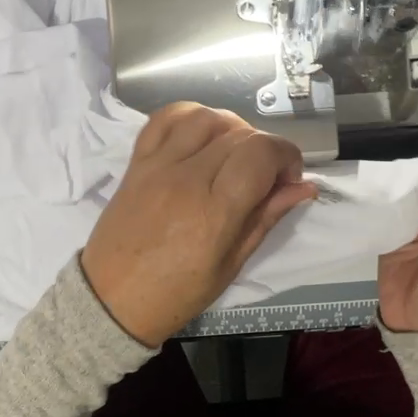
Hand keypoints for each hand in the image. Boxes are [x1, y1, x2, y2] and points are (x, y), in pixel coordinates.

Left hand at [82, 103, 319, 345]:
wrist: (112, 300)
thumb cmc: (176, 293)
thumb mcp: (231, 264)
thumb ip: (266, 218)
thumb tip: (304, 187)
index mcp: (214, 212)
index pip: (262, 153)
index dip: (287, 156)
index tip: (288, 178)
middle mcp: (186, 179)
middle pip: (239, 134)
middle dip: (265, 148)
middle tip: (265, 177)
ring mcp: (157, 166)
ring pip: (205, 118)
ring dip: (231, 128)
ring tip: (234, 154)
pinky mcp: (136, 163)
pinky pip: (164, 119)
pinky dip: (190, 116)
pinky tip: (202, 136)